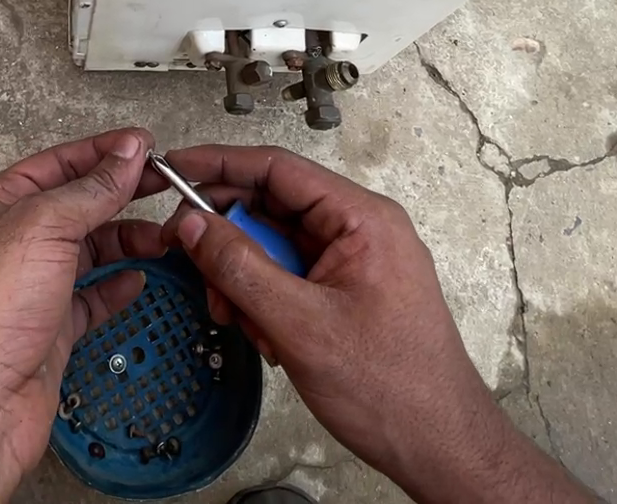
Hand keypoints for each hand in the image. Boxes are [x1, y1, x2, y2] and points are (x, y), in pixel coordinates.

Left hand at [0, 128, 163, 503]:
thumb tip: (128, 152)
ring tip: (163, 237)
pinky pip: (91, 297)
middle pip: (78, 203)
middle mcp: (15, 239)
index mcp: (0, 203)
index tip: (146, 145)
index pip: (60, 162)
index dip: (104, 151)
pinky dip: (116, 287)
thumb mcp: (44, 225)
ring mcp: (33, 284)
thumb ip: (92, 188)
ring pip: (90, 249)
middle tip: (168, 183)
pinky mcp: (50, 326)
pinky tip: (136, 280)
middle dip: (122, 191)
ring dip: (126, 239)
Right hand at [157, 145, 592, 503]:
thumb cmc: (389, 389)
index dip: (219, 163)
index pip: (277, 167)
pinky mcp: (338, 287)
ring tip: (232, 313)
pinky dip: (258, 295)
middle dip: (225, 232)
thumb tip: (191, 223)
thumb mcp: (300, 325)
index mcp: (359, 217)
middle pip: (268, 204)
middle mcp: (353, 227)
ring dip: (239, 274)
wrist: (442, 453)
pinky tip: (259, 330)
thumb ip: (240, 267)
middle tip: (183, 251)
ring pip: (269, 241)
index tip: (174, 167)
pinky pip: (282, 271)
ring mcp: (347, 258)